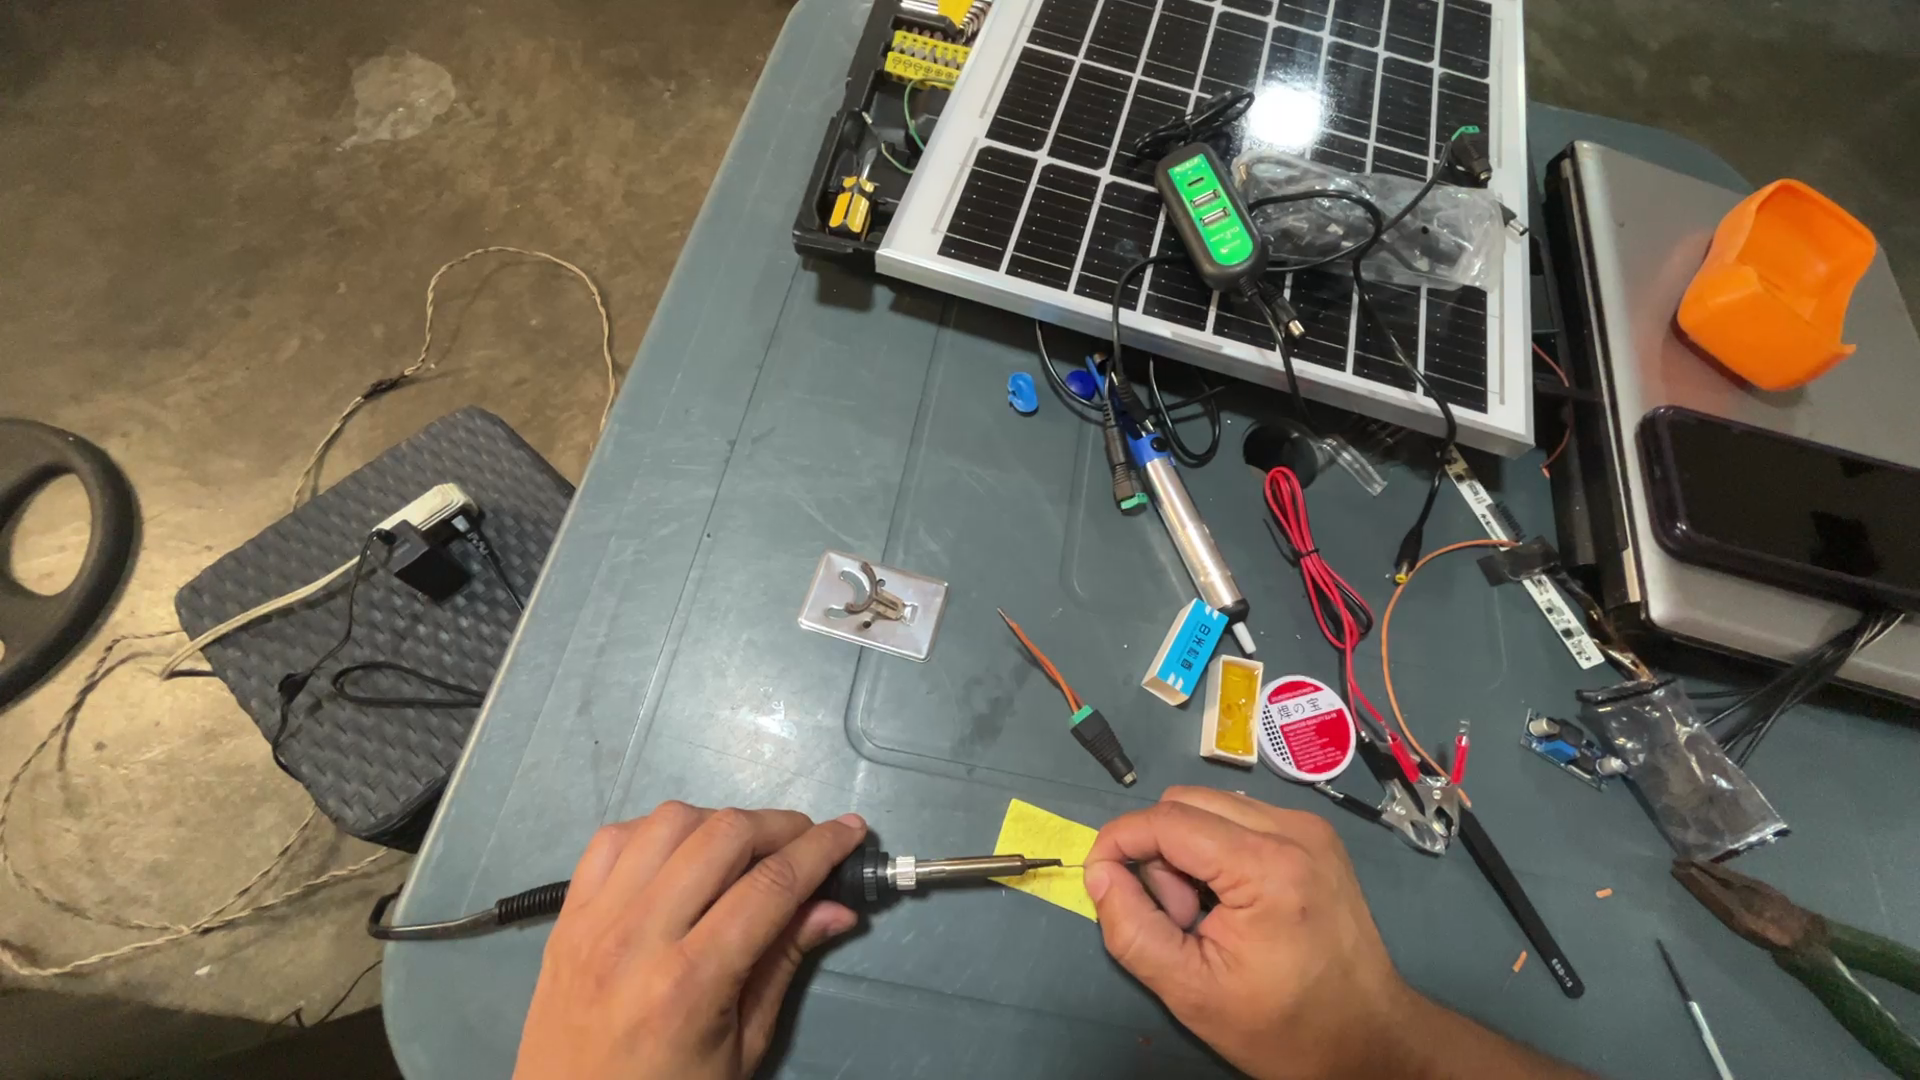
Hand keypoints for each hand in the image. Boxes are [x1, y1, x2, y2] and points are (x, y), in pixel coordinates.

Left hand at [513, 803, 867, 1079]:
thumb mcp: (742, 1048)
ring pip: (671, 821)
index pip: (771, 886)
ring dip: (721, 822)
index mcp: (688, 985)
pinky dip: (658, 831)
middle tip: (805, 843)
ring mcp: (594, 921)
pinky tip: (680, 855)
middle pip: (724, 835)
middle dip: (779, 826)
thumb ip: (785, 963)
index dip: (822, 849)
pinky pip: (615, 836)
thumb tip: (839, 906)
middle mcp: (637, 938)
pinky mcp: (566, 915)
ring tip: (743, 851)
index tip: (852, 830)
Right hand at [1083, 787, 1410, 1078]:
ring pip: (1206, 804)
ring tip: (1204, 909)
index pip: (1166, 820)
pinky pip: (1235, 815)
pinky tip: (1229, 895)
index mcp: (1266, 866)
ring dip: (1184, 847)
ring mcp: (1307, 825)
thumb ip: (1131, 928)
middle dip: (1156, 850)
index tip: (1099, 876)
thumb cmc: (1283, 1026)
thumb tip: (1098, 871)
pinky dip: (1213, 845)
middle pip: (1183, 802)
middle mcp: (1290, 828)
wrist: (1373, 1044)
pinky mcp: (1313, 832)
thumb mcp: (1191, 992)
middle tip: (1175, 914)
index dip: (1119, 840)